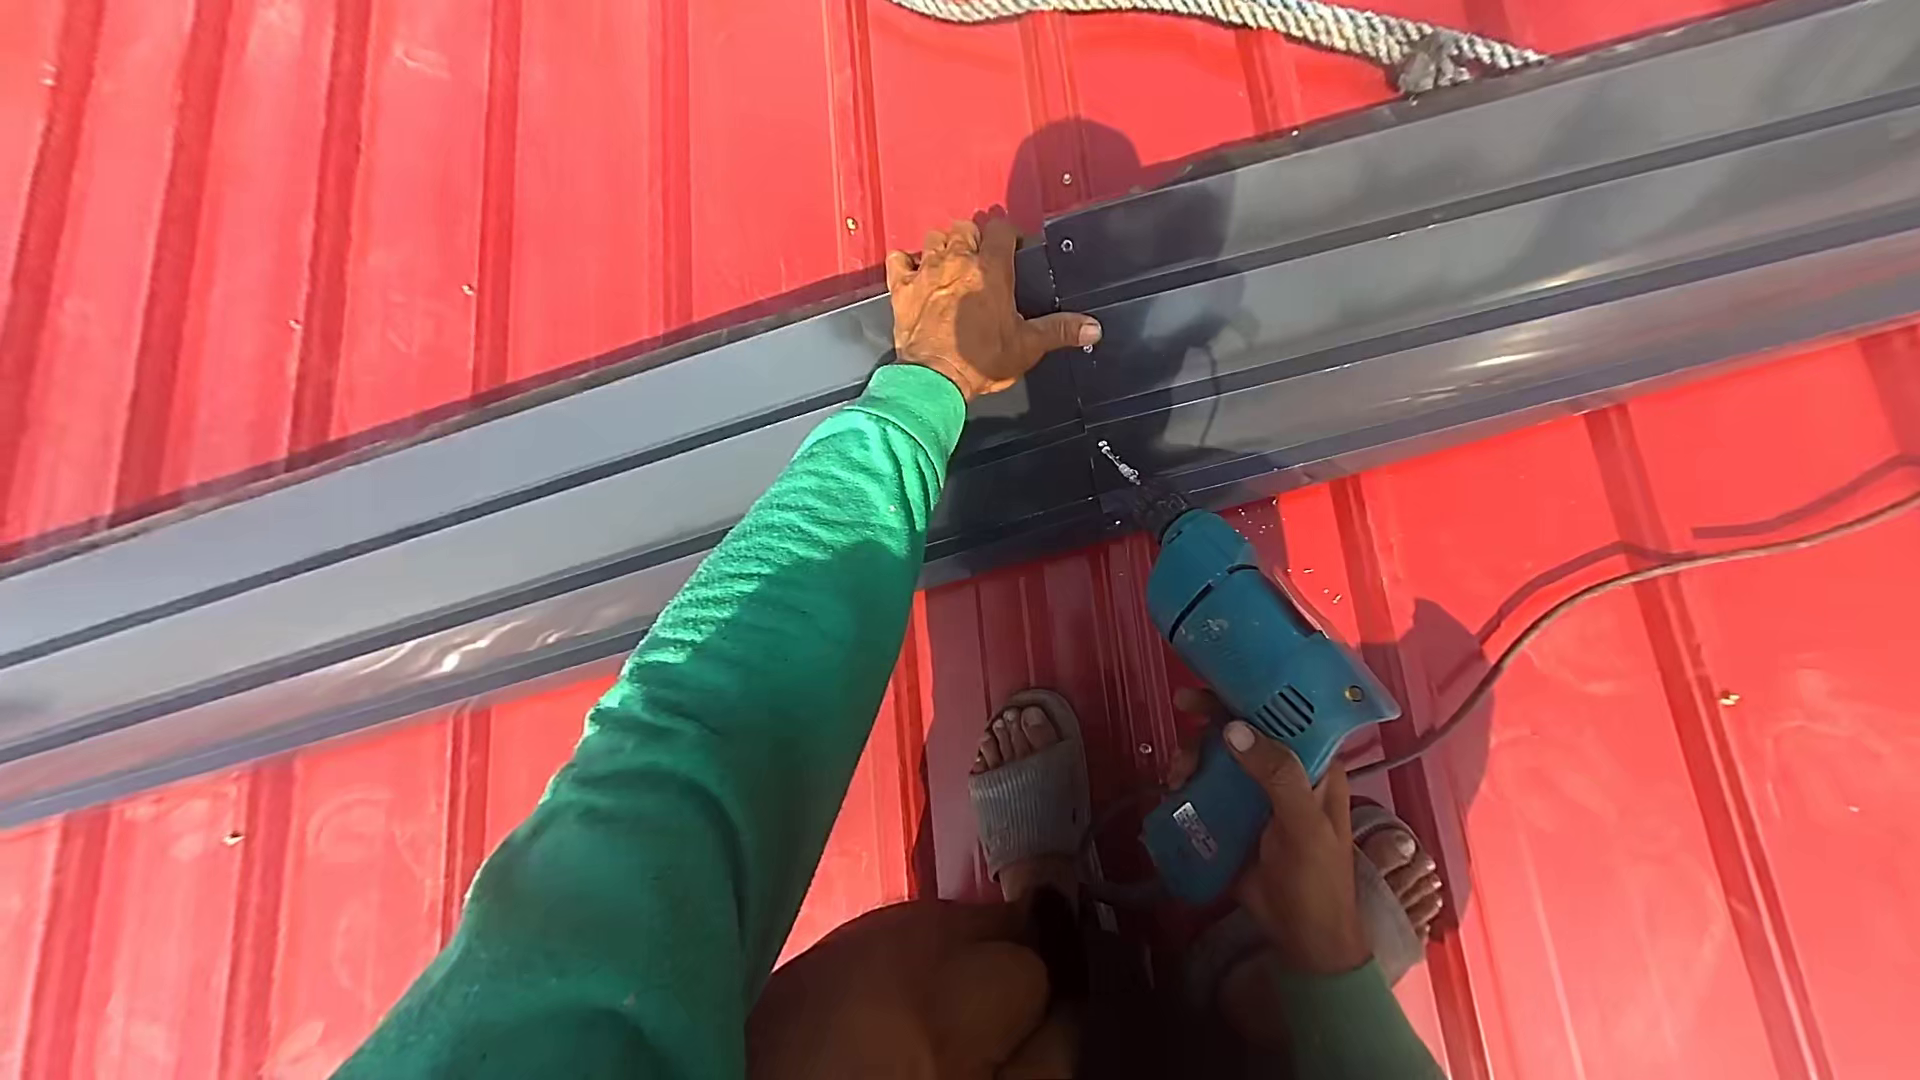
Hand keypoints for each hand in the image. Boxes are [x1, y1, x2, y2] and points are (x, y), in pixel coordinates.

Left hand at [885, 215, 1100, 400]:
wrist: (936, 379)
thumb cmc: (979, 361)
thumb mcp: (1027, 347)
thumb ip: (1060, 331)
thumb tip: (1093, 327)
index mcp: (991, 270)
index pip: (1001, 229)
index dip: (1007, 235)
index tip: (1010, 248)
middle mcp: (957, 262)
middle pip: (965, 229)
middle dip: (973, 239)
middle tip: (979, 260)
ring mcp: (927, 272)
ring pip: (934, 238)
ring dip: (942, 246)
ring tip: (950, 264)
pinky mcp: (903, 289)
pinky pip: (899, 260)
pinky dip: (906, 262)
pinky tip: (914, 271)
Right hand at [1171, 689, 1369, 975]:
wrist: (1299, 936)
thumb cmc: (1316, 880)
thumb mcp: (1304, 826)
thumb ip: (1277, 776)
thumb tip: (1232, 729)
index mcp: (1312, 763)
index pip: (1283, 712)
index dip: (1250, 690)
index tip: (1219, 678)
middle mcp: (1282, 767)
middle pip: (1242, 725)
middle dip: (1210, 717)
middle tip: (1182, 707)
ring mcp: (1253, 787)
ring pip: (1217, 750)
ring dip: (1193, 751)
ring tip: (1178, 773)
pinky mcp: (1229, 808)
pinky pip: (1203, 779)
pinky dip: (1185, 775)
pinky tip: (1174, 786)